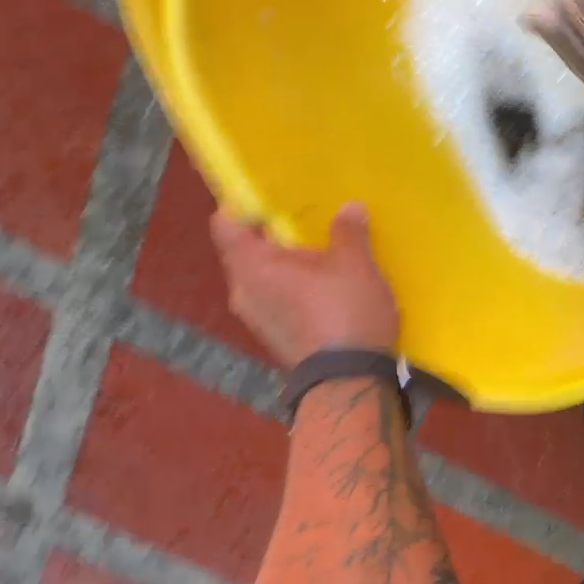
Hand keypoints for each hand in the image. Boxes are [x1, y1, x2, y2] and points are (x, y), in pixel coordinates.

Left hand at [210, 203, 400, 368]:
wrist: (349, 380)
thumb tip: (349, 208)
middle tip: (313, 237)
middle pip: (249, 254)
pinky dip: (297, 297)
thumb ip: (350, 234)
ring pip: (265, 282)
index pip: (226, 222)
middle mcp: (241, 290)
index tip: (277, 203)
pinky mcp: (276, 340)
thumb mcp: (357, 267)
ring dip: (290, 273)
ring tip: (327, 272)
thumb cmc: (345, 313)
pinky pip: (278, 306)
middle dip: (278, 243)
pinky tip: (330, 302)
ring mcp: (256, 320)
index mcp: (251, 265)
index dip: (246, 208)